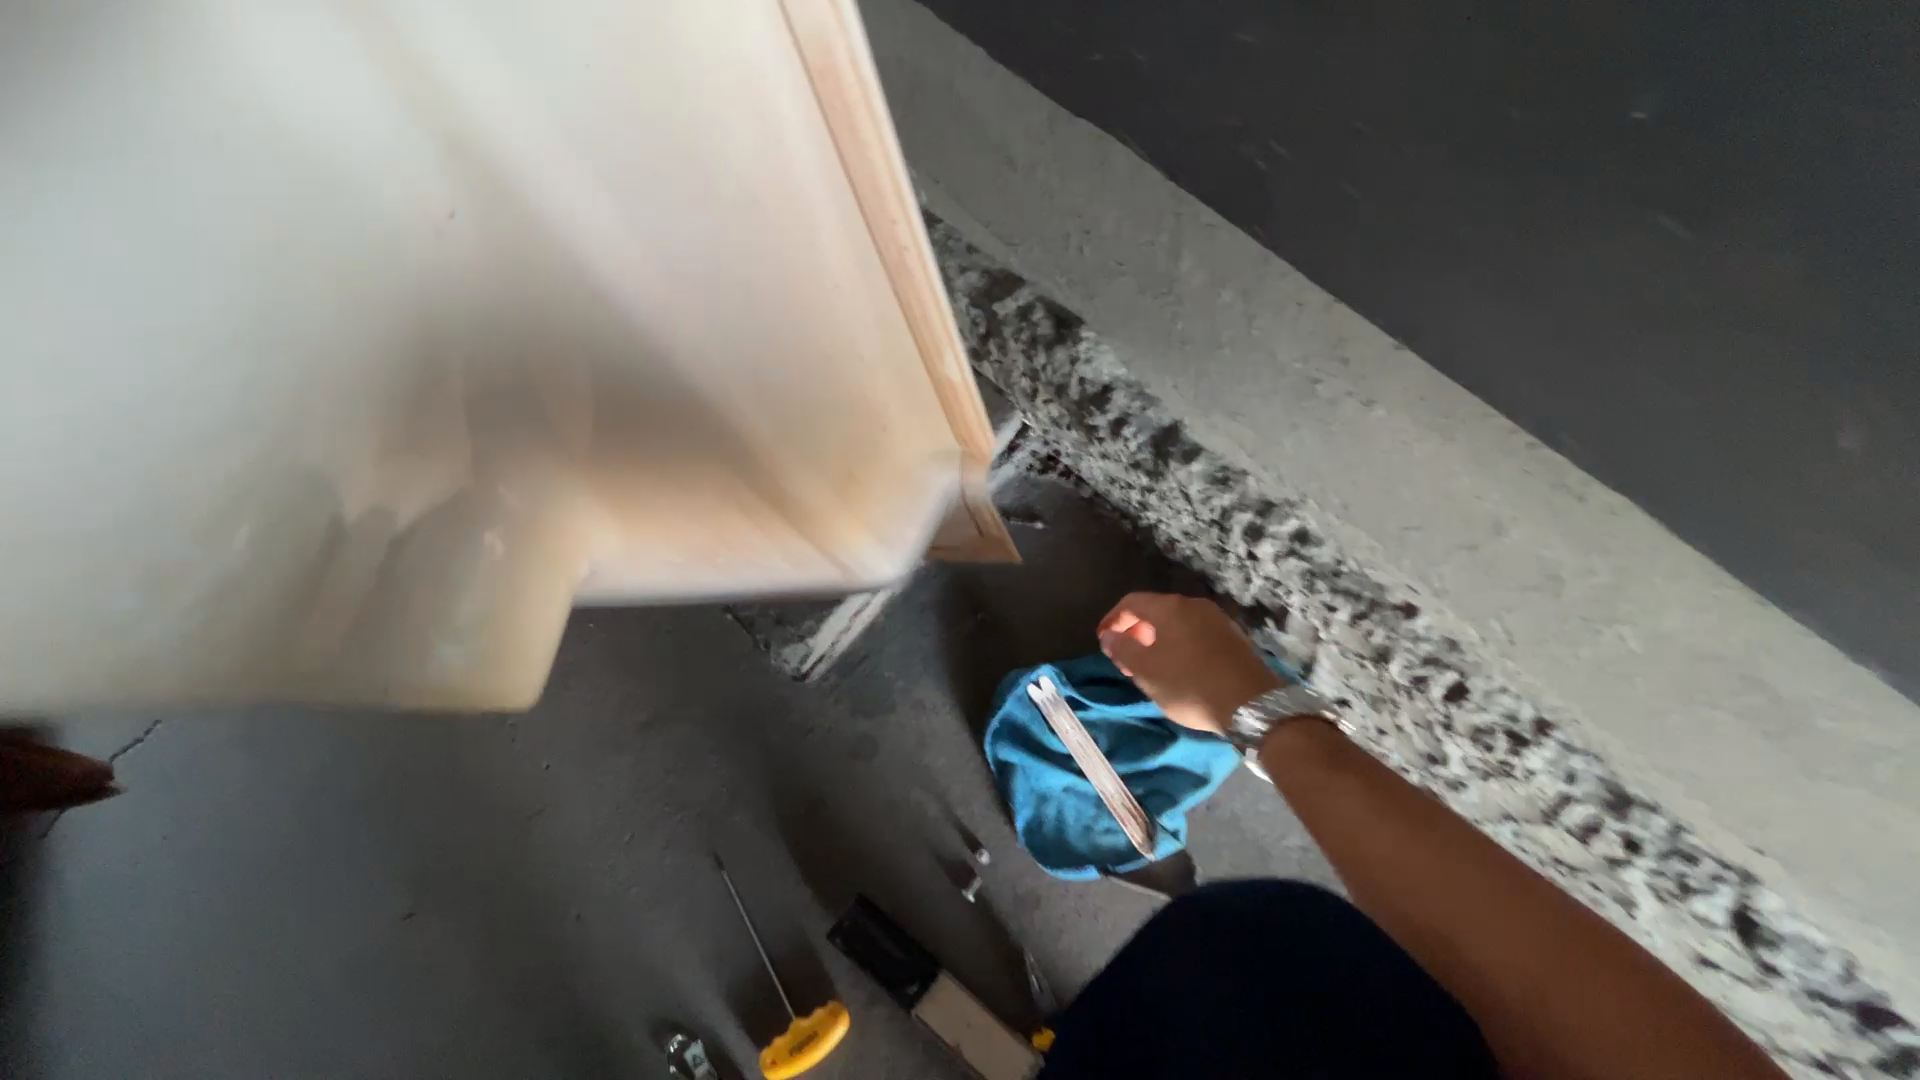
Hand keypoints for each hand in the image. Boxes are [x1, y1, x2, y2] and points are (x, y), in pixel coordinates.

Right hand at [1097, 592, 1283, 734]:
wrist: (1252, 704)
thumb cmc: (1189, 684)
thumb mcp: (1146, 671)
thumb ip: (1122, 649)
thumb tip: (1109, 636)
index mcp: (1170, 608)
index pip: (1131, 603)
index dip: (1112, 620)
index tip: (1103, 642)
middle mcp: (1194, 606)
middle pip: (1155, 611)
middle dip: (1135, 632)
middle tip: (1125, 659)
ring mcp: (1217, 621)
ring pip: (1177, 624)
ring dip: (1157, 641)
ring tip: (1150, 667)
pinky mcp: (1233, 639)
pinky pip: (1195, 635)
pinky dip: (1179, 646)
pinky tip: (1178, 670)